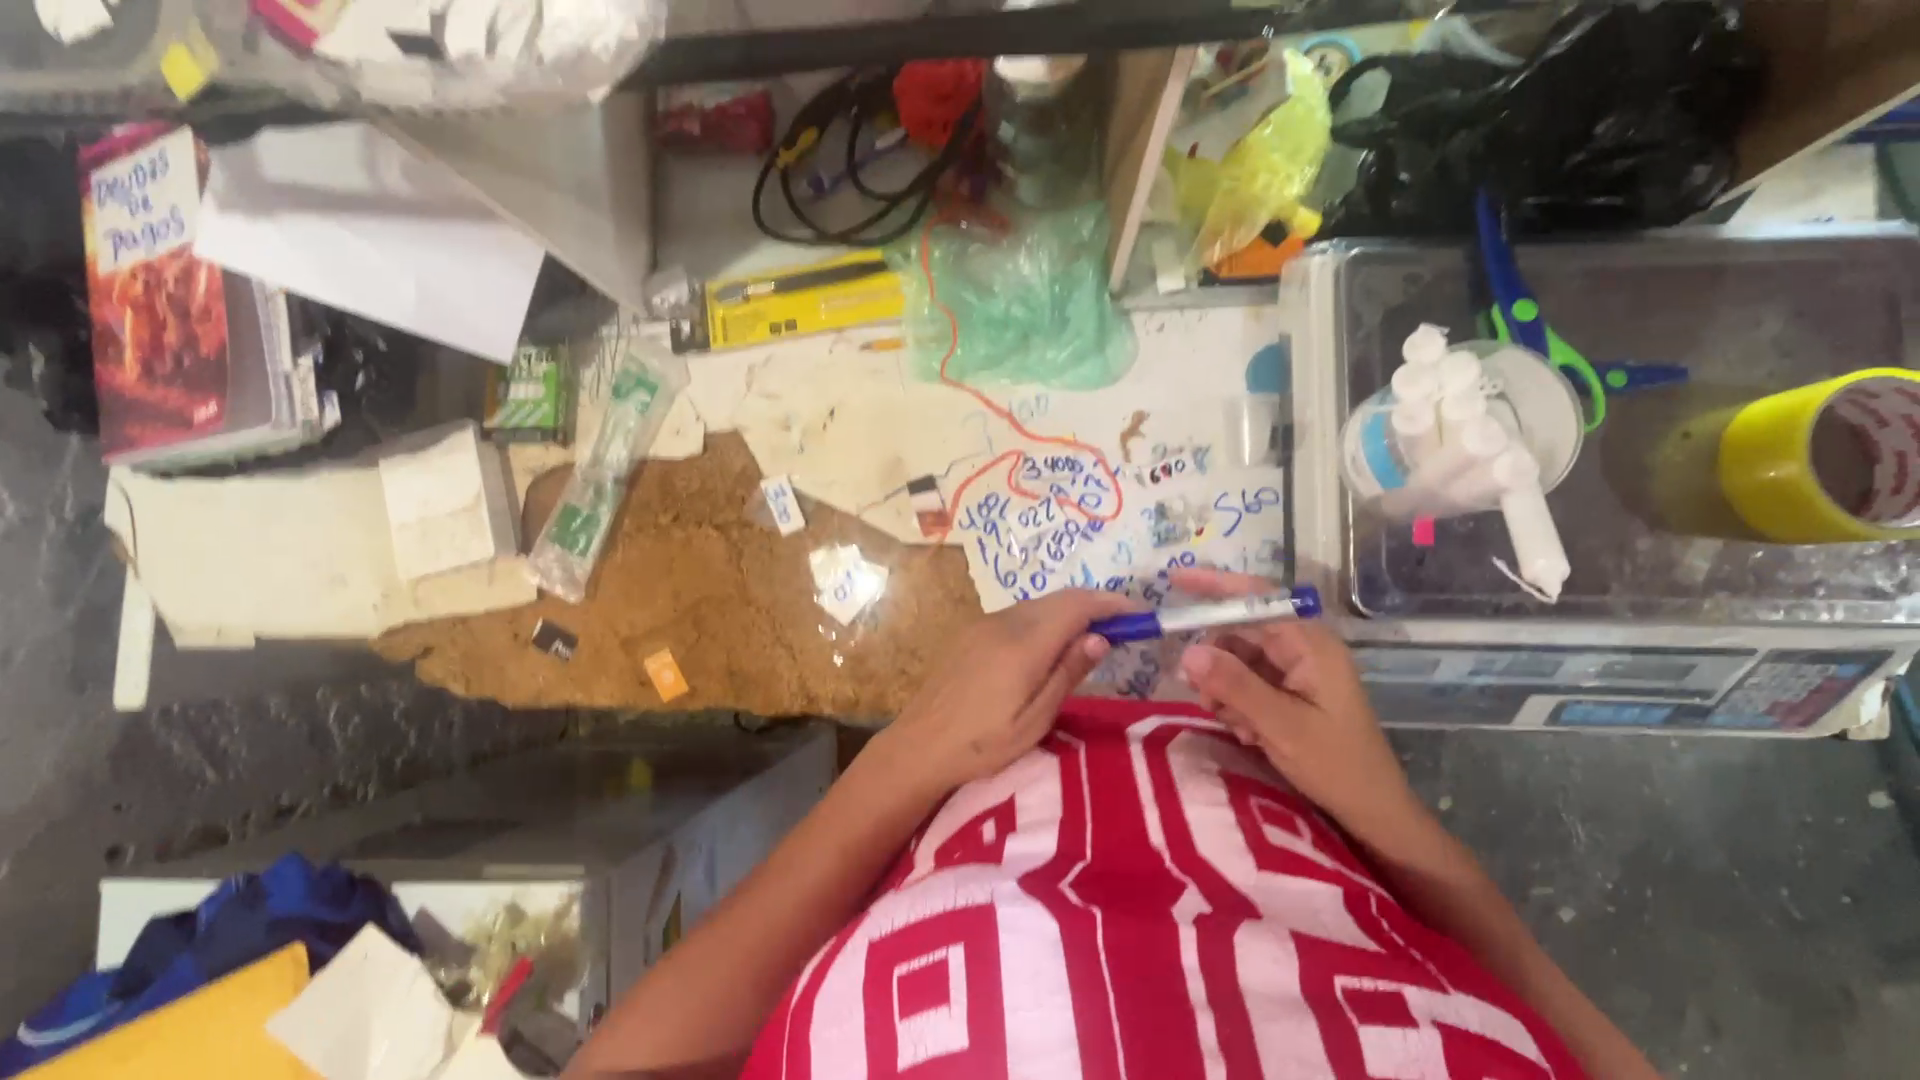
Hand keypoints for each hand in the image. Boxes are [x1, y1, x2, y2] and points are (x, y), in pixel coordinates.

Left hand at [873, 589, 1138, 799]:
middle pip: (1058, 599)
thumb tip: (1100, 636)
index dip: (1112, 603)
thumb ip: (1068, 673)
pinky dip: (1045, 619)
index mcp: (1023, 644)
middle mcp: (1003, 622)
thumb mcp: (1035, 719)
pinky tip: (1052, 643)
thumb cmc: (982, 744)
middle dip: (1095, 605)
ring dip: (1069, 611)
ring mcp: (983, 624)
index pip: (1077, 605)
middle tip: (1125, 626)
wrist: (918, 746)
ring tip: (1094, 636)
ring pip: (1038, 604)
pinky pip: (1018, 615)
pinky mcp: (971, 633)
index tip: (1141, 614)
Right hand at [1169, 568, 1424, 837]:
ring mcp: (1295, 669)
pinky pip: (1245, 682)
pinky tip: (1245, 731)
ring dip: (1223, 688)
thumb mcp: (1281, 725)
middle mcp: (1302, 647)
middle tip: (1202, 696)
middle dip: (1214, 660)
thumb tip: (1188, 652)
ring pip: (1236, 659)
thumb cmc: (1336, 764)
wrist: (1371, 809)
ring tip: (1235, 724)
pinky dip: (1234, 702)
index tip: (1173, 580)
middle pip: (1239, 631)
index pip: (1256, 598)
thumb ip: (1234, 685)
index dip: (1214, 586)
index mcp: (1309, 643)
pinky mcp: (1288, 691)